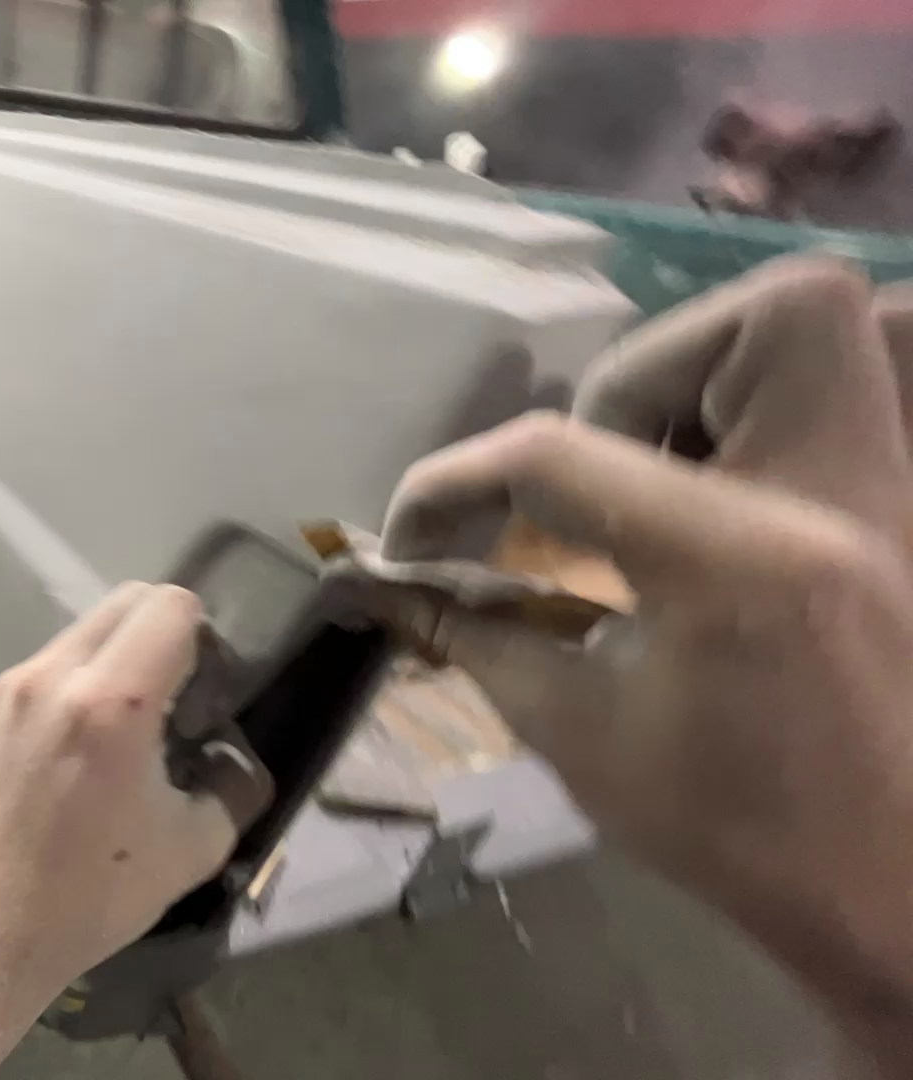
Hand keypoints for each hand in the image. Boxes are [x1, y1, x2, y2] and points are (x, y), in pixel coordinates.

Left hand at [0, 582, 237, 999]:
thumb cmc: (94, 894)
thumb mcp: (192, 846)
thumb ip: (229, 782)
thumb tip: (231, 751)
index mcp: (109, 703)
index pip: (170, 608)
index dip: (205, 635)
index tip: (209, 685)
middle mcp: (56, 675)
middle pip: (129, 599)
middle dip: (169, 629)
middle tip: (182, 691)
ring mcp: (17, 683)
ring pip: (90, 625)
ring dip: (126, 648)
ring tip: (136, 716)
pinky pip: (59, 656)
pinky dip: (90, 669)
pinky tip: (93, 732)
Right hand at [374, 256, 912, 1059]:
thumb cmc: (733, 827)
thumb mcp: (567, 723)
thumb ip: (464, 628)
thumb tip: (375, 585)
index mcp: (738, 561)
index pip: (558, 452)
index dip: (451, 481)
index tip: (411, 539)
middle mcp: (852, 495)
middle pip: (774, 315)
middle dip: (634, 375)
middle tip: (578, 469)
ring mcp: (910, 497)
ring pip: (849, 330)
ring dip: (716, 377)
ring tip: (645, 467)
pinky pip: (864, 403)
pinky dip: (766, 415)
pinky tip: (705, 491)